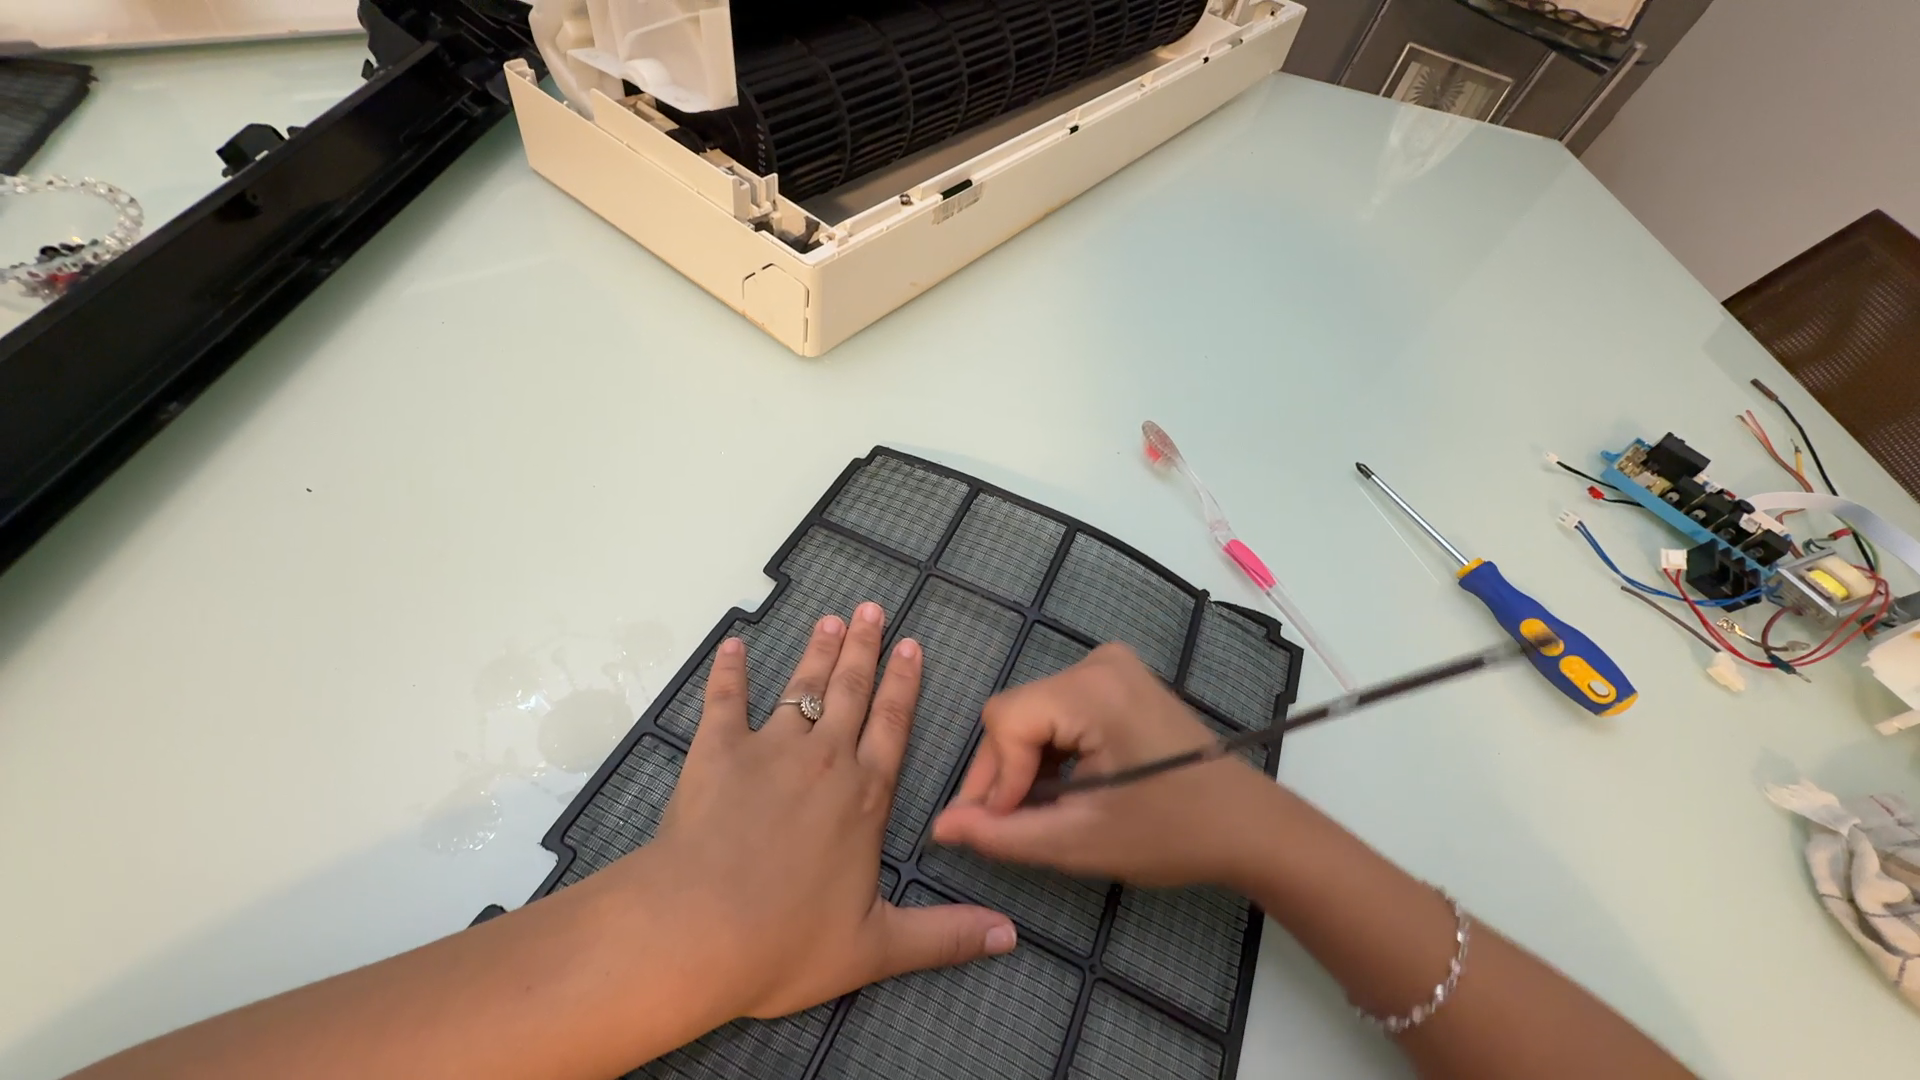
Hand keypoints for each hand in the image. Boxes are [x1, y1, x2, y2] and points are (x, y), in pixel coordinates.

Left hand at [633, 603, 1016, 1021]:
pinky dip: (730, 672)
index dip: (904, 683)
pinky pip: (726, 700)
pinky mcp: (719, 750)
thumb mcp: (877, 947)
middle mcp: (825, 759)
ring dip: (818, 650)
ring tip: (831, 619)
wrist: (697, 931)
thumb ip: (946, 936)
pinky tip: (734, 645)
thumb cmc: (787, 942)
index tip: (911, 645)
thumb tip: (1011, 936)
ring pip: (803, 686)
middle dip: (865, 648)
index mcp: (865, 796)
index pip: (893, 725)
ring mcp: (770, 748)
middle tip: (872, 608)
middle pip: (853, 691)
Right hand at [931, 643, 1276, 888]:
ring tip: (1042, 810)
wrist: (1248, 825)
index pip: (1004, 720)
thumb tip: (941, 826)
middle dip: (1008, 771)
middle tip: (1012, 824)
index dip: (994, 777)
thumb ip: (1003, 833)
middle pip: (1016, 713)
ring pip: (1034, 712)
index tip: (1003, 825)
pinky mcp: (1119, 679)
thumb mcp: (1079, 841)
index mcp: (1093, 689)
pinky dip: (1052, 749)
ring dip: (1027, 763)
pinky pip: (1059, 708)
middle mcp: (1099, 662)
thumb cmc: (1172, 834)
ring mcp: (1112, 666)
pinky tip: (1065, 786)